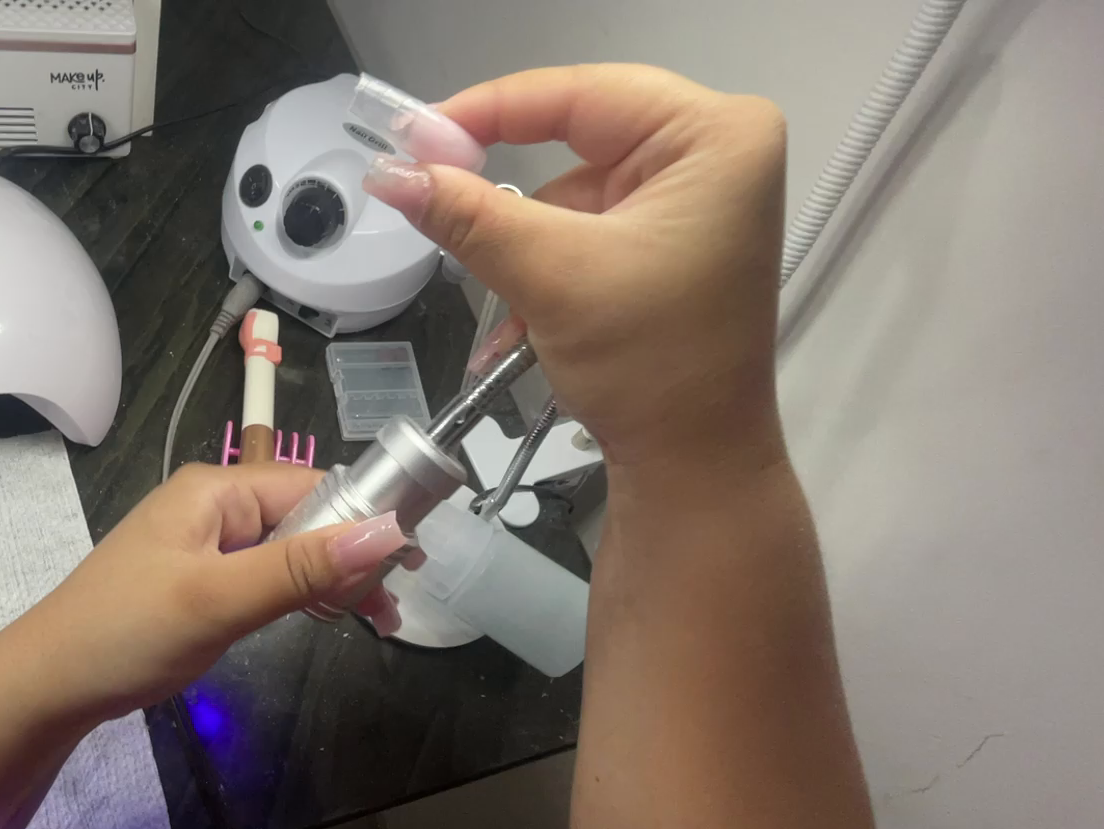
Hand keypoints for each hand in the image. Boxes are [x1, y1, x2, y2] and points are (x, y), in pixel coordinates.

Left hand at [0, 464, 406, 721]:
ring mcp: (209, 544)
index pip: (313, 487)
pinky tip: (327, 616)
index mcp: (217, 489)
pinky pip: (267, 576)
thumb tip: (387, 532)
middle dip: (354, 557)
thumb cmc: (129, 632)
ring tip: (378, 620)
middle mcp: (217, 506)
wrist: (53, 682)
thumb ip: (301, 567)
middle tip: (393, 607)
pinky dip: (301, 595)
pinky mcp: (205, 579)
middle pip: (306, 518)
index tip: (410, 563)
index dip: (366, 519)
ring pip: (291, 550)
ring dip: (333, 580)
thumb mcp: (219, 598)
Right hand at [362, 64, 788, 474]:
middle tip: (438, 211)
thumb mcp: (551, 278)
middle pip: (571, 150)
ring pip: (563, 207)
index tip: (413, 135)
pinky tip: (525, 333)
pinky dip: (538, 283)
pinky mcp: (656, 252)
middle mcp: (704, 159)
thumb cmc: (650, 365)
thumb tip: (393, 176)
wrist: (689, 460)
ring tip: (516, 323)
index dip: (487, 110)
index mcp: (711, 136)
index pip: (579, 94)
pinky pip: (575, 243)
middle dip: (509, 208)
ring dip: (520, 263)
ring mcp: (681, 209)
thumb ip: (468, 219)